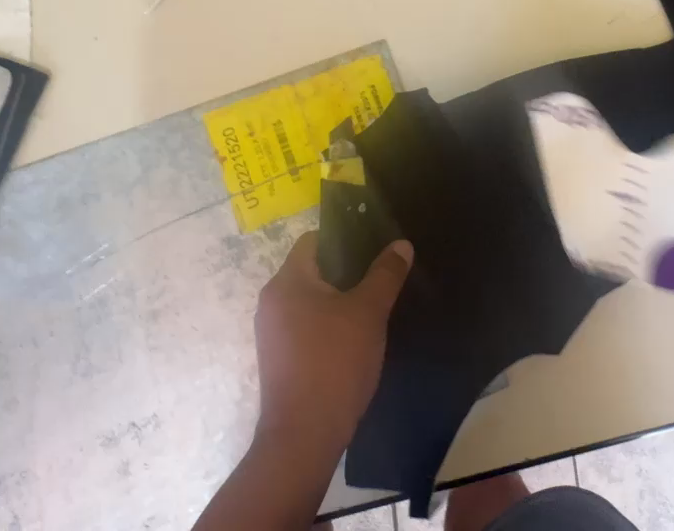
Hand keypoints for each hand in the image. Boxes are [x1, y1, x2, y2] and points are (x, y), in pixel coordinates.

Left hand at [253, 233, 412, 456]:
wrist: (305, 435)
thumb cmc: (334, 362)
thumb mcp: (368, 312)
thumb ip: (385, 274)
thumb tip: (401, 244)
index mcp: (287, 282)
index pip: (313, 240)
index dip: (344, 237)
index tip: (375, 244)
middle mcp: (272, 302)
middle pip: (312, 270)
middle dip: (347, 270)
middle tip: (382, 273)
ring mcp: (272, 333)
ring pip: (311, 300)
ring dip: (340, 299)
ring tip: (375, 303)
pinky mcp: (280, 359)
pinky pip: (307, 326)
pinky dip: (329, 323)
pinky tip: (357, 336)